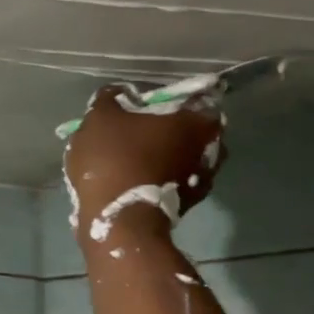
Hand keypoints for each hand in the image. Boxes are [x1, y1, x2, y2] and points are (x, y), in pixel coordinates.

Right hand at [62, 84, 226, 243]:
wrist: (118, 220)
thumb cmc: (114, 159)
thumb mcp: (100, 117)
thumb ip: (111, 98)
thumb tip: (119, 93)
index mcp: (198, 120)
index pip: (192, 97)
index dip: (166, 100)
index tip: (143, 107)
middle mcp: (213, 147)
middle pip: (189, 128)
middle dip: (167, 129)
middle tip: (137, 131)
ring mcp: (205, 179)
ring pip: (183, 155)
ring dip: (164, 154)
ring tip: (132, 158)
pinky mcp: (190, 203)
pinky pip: (175, 179)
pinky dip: (159, 177)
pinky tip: (134, 179)